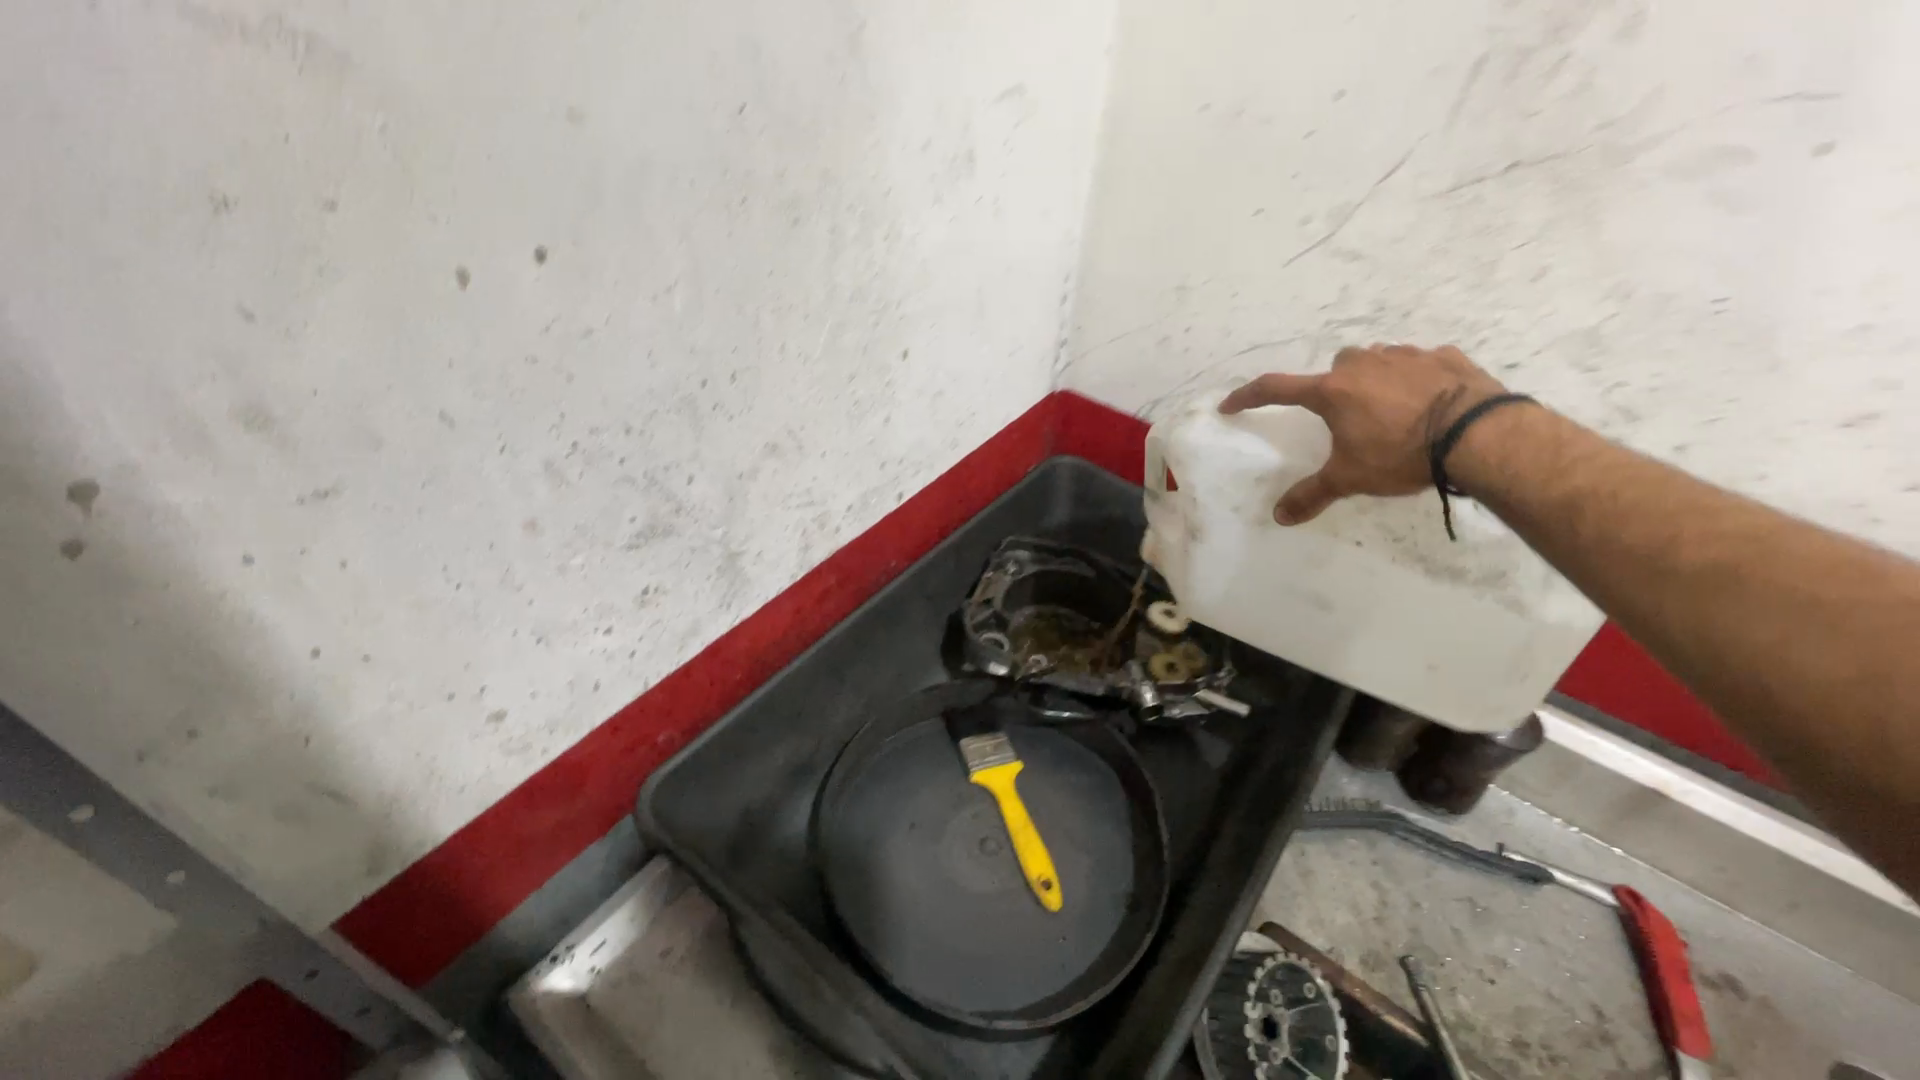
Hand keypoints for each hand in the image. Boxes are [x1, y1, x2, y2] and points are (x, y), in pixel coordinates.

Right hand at [1218, 344, 1507, 524]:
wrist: (1478, 435)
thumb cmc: (1402, 454)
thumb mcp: (1351, 478)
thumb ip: (1313, 494)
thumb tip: (1280, 517)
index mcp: (1333, 391)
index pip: (1276, 389)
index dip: (1249, 396)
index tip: (1231, 404)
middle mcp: (1364, 364)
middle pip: (1336, 368)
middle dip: (1335, 386)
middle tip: (1345, 416)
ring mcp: (1406, 356)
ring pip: (1378, 361)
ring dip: (1376, 380)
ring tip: (1391, 411)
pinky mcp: (1445, 358)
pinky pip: (1422, 364)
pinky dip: (1419, 380)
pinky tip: (1430, 402)